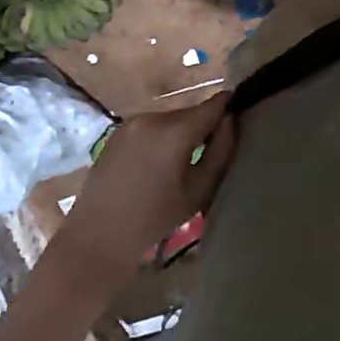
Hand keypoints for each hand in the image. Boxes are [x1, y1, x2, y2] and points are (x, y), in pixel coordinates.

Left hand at [54, 93, 237, 277]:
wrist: (98, 235)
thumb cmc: (154, 219)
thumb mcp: (198, 191)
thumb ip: (220, 152)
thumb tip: (230, 121)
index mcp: (174, 132)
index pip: (213, 105)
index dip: (229, 108)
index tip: (241, 117)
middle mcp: (152, 117)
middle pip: (191, 112)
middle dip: (204, 127)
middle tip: (211, 154)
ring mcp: (131, 122)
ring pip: (172, 119)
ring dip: (183, 133)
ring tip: (183, 163)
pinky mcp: (118, 131)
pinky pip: (152, 126)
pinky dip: (162, 137)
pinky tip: (158, 165)